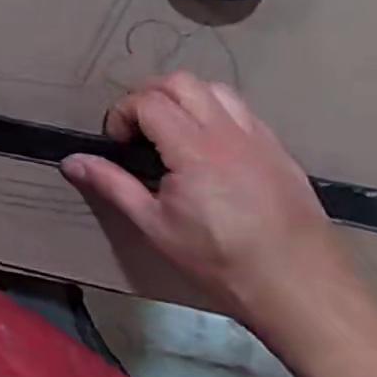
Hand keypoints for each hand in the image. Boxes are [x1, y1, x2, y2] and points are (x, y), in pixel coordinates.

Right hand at [60, 72, 361, 332]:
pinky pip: (243, 112)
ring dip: (185, 99)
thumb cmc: (222, 262)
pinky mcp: (281, 154)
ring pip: (216, 89)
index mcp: (195, 150)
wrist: (306, 294)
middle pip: (181, 82)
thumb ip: (111, 185)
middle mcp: (229, 134)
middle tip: (139, 130)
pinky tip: (209, 148)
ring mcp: (261, 141)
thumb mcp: (156, 226)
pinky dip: (216, 113)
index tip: (118, 143)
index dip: (123, 114)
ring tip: (174, 131)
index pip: (149, 101)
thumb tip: (70, 161)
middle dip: (149, 96)